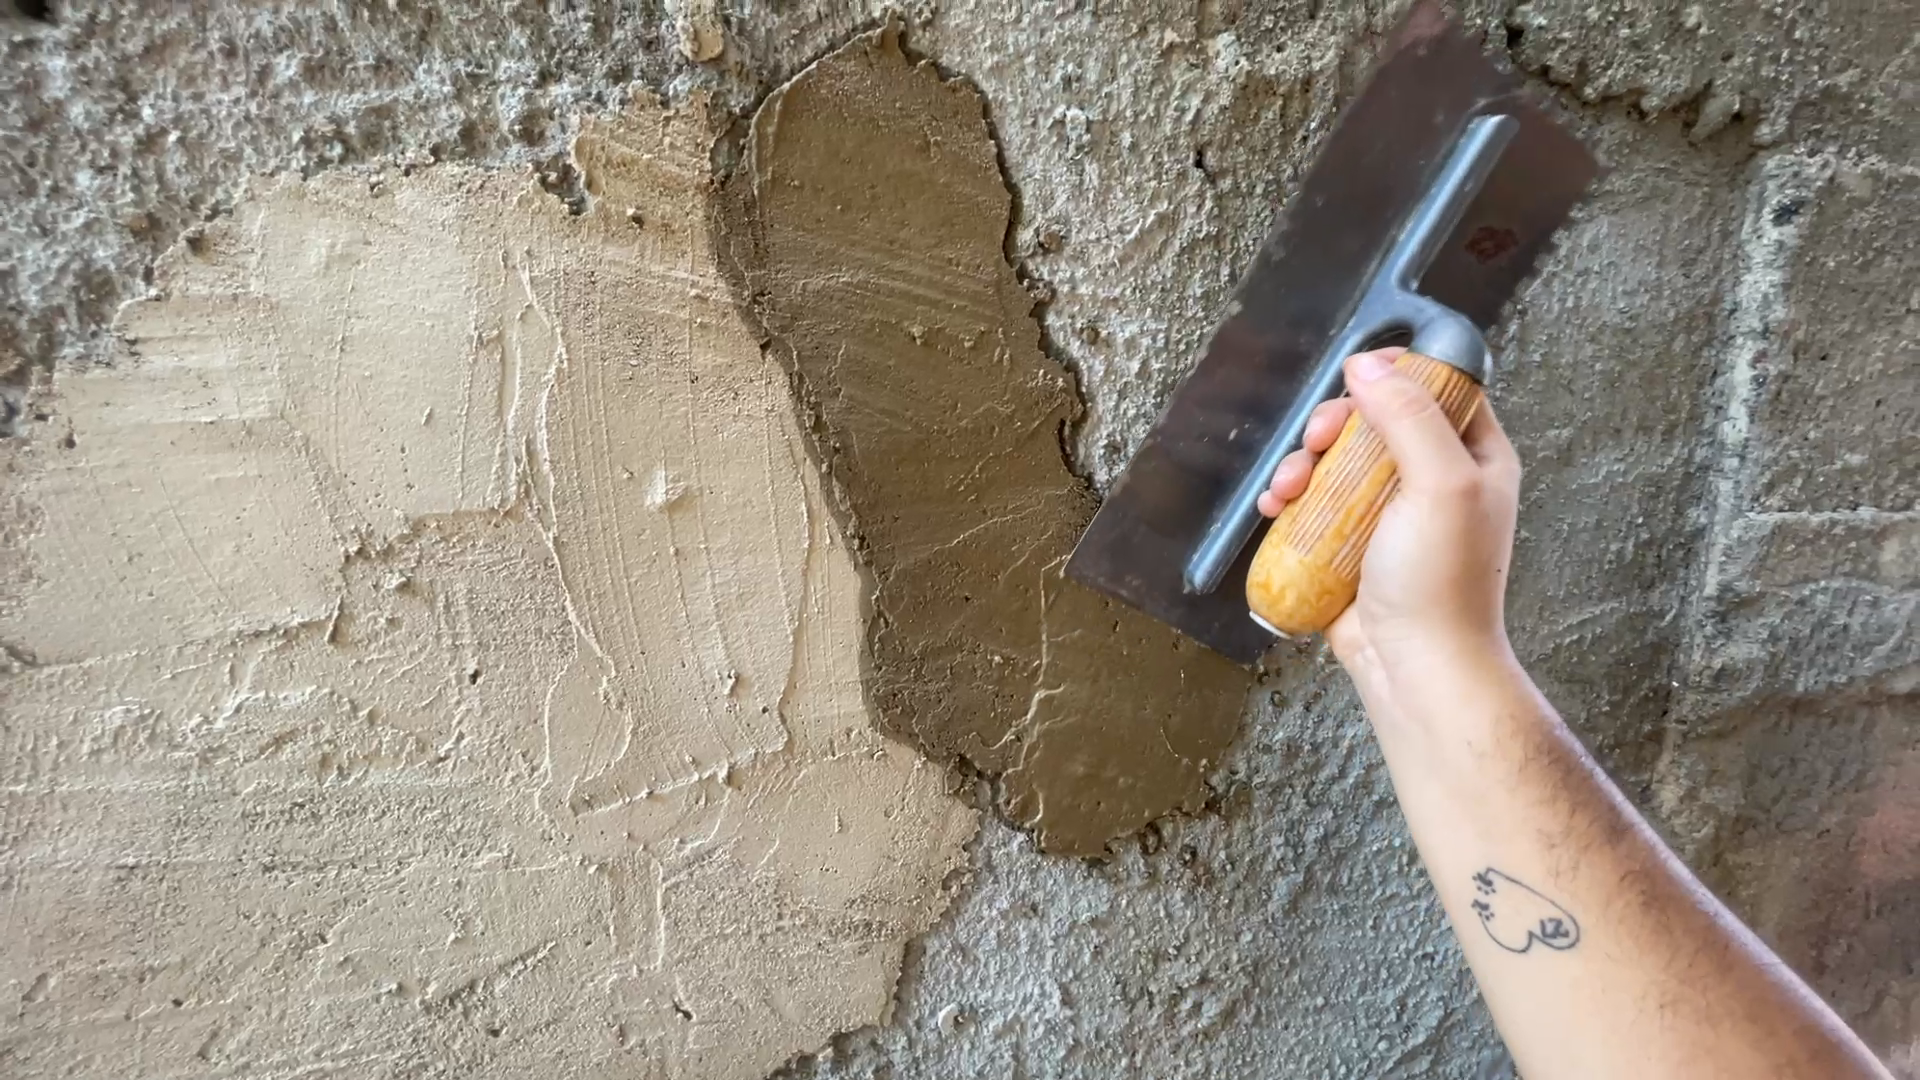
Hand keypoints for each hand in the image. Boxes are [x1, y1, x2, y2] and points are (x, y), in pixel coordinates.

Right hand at [1256, 348, 1522, 688]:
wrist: (1410, 662)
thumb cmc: (1441, 583)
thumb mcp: (1439, 486)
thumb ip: (1409, 418)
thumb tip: (1368, 365)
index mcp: (1471, 459)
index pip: (1437, 393)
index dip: (1394, 379)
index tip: (1355, 383)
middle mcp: (1428, 481)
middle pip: (1372, 426)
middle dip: (1333, 428)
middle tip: (1317, 441)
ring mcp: (1383, 513)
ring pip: (1334, 463)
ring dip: (1301, 465)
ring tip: (1286, 487)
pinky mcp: (1345, 541)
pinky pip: (1311, 504)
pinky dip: (1287, 499)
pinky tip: (1274, 507)